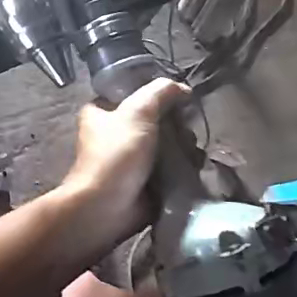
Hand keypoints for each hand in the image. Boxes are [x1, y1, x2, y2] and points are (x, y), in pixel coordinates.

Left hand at [58, 78, 189, 246]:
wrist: (107, 207)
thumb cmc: (116, 153)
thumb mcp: (138, 111)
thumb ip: (161, 92)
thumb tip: (184, 89)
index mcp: (100, 113)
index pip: (131, 94)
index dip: (154, 95)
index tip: (177, 99)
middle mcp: (113, 135)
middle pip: (153, 120)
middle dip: (174, 125)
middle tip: (187, 129)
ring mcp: (129, 160)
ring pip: (164, 144)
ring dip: (181, 147)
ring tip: (193, 149)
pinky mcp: (143, 182)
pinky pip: (168, 168)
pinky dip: (181, 167)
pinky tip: (195, 164)